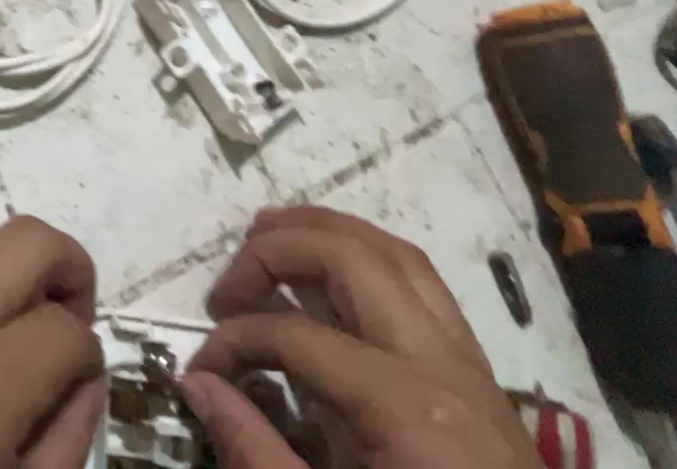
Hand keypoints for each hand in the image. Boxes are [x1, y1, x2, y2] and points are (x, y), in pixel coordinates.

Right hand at [183, 207, 542, 468]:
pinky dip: (369, 254)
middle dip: (274, 253)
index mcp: (406, 410)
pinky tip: (333, 269)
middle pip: (350, 259)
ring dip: (325, 230)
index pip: (293, 335)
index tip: (201, 372)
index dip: (233, 343)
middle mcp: (443, 364)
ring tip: (268, 232)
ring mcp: (469, 362)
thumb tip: (198, 384)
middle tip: (226, 286)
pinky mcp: (479, 372)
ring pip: (395, 253)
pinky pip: (422, 281)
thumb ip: (254, 451)